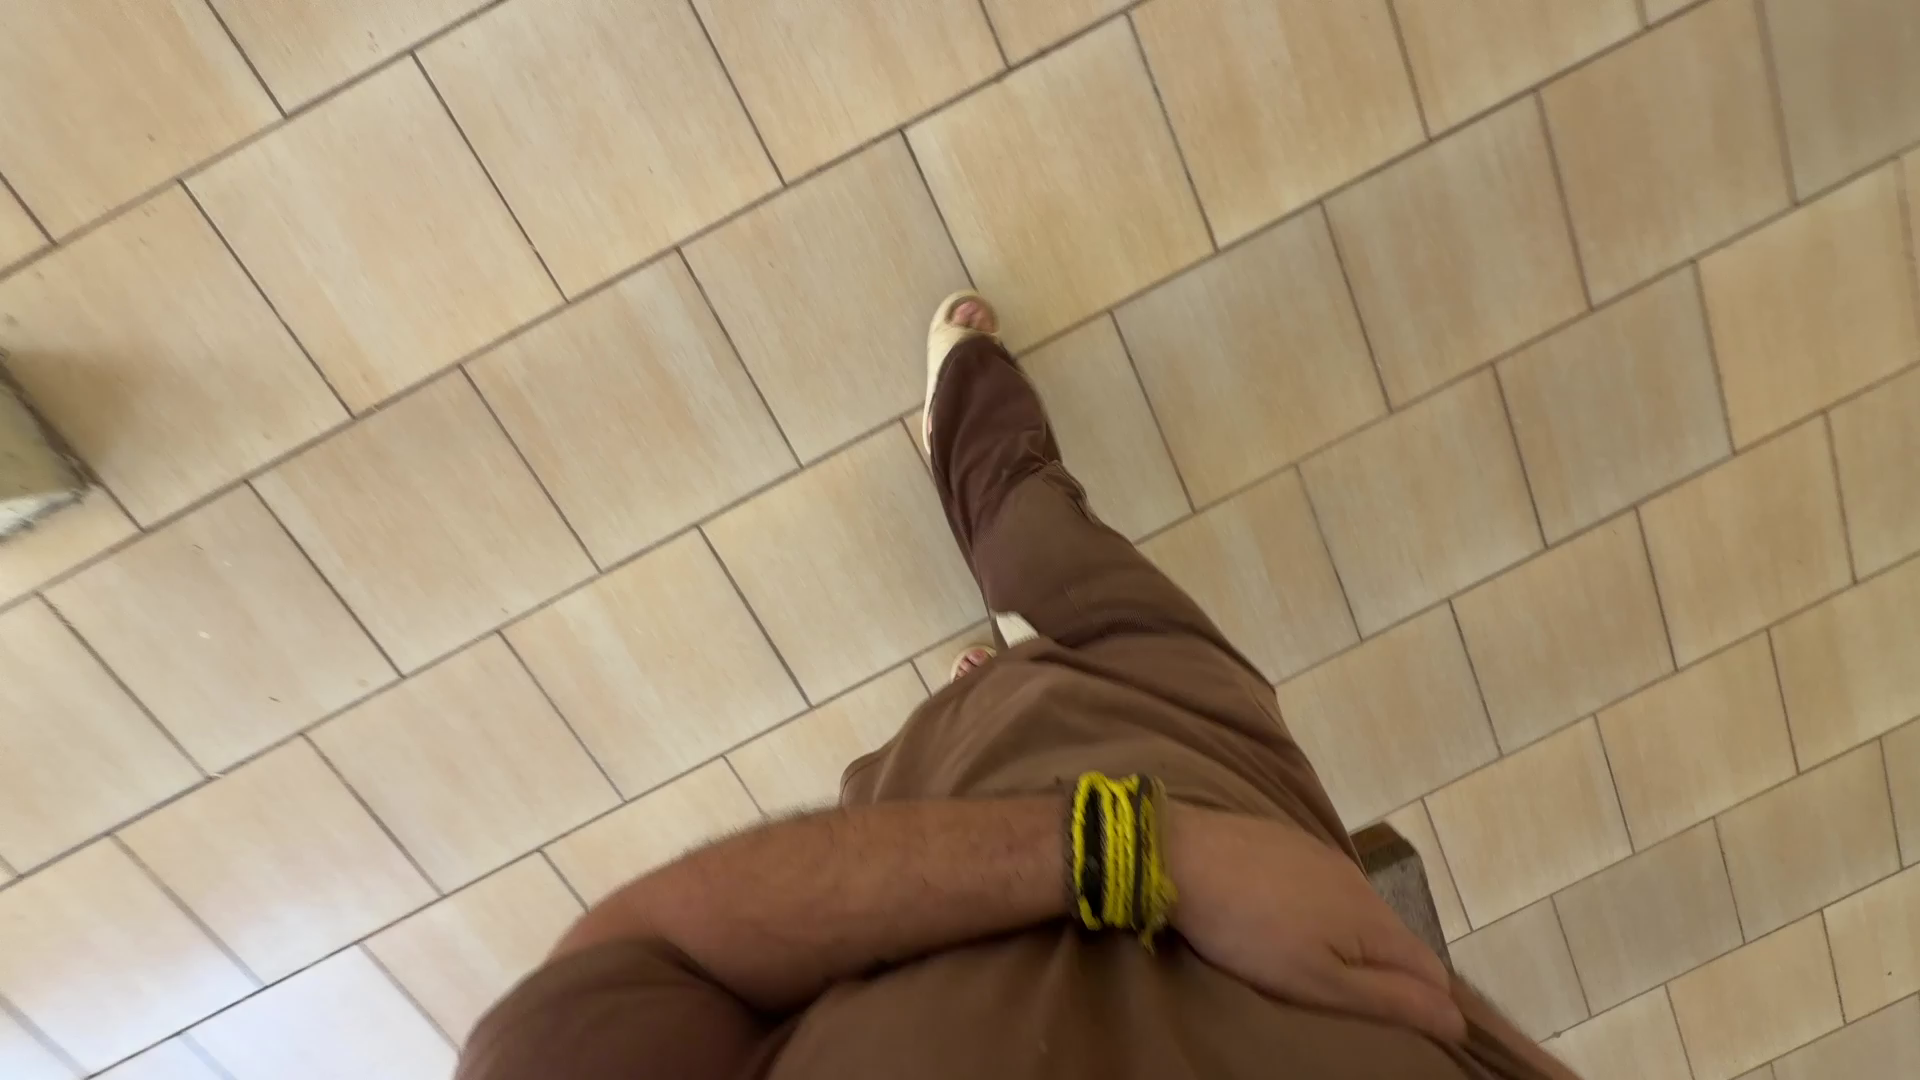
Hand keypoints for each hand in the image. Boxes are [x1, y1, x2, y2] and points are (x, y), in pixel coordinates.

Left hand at [1166, 803, 1465, 1043]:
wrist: (1178, 855)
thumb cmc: (1247, 929)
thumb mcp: (1320, 983)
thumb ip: (1392, 999)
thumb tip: (1459, 1018)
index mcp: (1373, 916)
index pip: (1430, 969)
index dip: (1419, 1001)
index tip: (1383, 1018)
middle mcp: (1354, 875)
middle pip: (1390, 935)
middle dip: (1376, 967)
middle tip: (1330, 989)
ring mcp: (1314, 849)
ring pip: (1351, 904)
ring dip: (1341, 933)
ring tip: (1301, 953)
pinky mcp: (1280, 835)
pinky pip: (1315, 878)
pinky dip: (1310, 902)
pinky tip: (1277, 911)